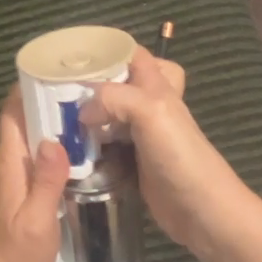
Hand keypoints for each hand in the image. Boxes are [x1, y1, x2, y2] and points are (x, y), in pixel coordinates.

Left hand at [0, 87, 70, 261]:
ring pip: (27, 138)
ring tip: (82, 110)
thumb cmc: (18, 255)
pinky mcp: (16, 189)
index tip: (52, 72)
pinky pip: (31, 155)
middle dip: (44, 101)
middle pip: (20, 121)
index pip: (10, 115)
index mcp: (8, 165)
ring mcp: (9, 177)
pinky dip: (49, 144)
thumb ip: (46, 181)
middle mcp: (5, 164)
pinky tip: (73, 147)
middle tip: (79, 87)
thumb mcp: (38, 219)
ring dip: (48, 122)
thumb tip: (53, 140)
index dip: (25, 90)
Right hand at [79, 48, 249, 255]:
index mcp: (157, 87)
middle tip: (61, 91)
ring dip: (88, 117)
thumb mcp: (150, 111)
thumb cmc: (180, 156)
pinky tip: (72, 151)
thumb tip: (83, 111)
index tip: (74, 58)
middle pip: (119, 85)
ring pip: (111, 116)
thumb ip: (114, 98)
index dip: (109, 50)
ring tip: (59, 119)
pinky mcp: (134, 164)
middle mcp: (149, 107)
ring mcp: (142, 137)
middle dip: (92, 85)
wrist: (202, 211)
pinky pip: (108, 147)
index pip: (134, 54)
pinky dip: (91, 147)